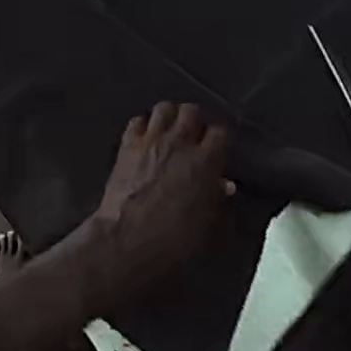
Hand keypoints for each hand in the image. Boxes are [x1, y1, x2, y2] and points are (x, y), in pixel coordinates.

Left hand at [81, 102, 231, 305]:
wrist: (130, 241)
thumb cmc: (177, 242)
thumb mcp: (209, 226)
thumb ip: (218, 199)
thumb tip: (224, 183)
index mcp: (205, 162)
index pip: (219, 132)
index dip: (219, 140)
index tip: (217, 150)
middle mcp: (178, 142)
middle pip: (190, 111)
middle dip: (195, 121)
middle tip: (194, 137)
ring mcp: (150, 139)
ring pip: (164, 108)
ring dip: (170, 117)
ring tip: (171, 131)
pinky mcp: (127, 143)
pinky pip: (138, 120)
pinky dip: (145, 125)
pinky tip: (147, 138)